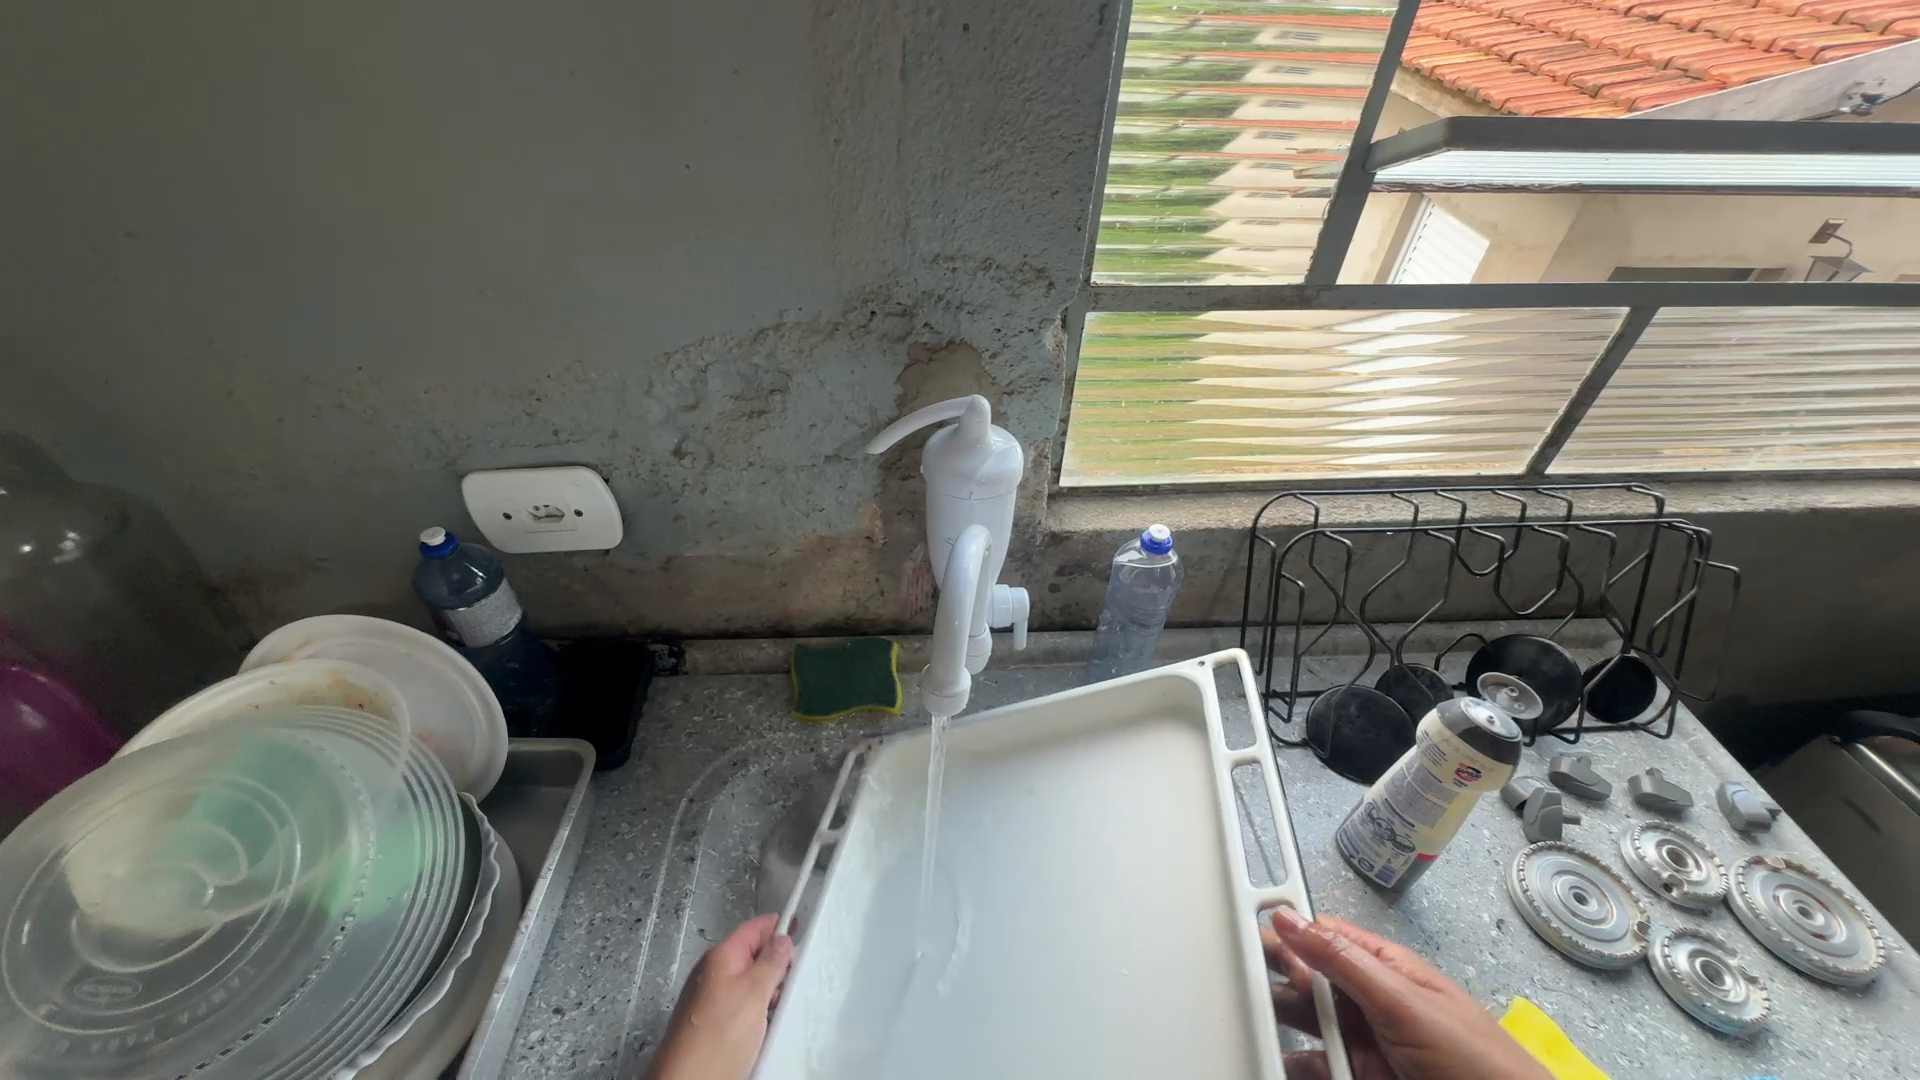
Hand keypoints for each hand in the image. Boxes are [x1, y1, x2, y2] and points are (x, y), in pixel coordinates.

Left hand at [644, 914, 794, 1079]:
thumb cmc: (713, 1041)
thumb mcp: (755, 993)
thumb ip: (772, 962)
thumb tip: (781, 941)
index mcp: (720, 957)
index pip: (755, 928)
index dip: (778, 925)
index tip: (797, 927)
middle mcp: (712, 974)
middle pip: (752, 956)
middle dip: (775, 964)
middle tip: (790, 976)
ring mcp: (710, 1000)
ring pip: (749, 984)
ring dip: (767, 991)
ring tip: (776, 1007)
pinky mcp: (712, 1023)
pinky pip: (742, 1006)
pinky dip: (756, 1012)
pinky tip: (763, 1027)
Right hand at [1264, 908, 1550, 1079]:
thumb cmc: (1479, 1064)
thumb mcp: (1404, 1003)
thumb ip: (1342, 959)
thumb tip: (1288, 914)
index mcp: (1382, 968)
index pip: (1319, 937)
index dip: (1284, 932)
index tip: (1244, 930)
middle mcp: (1368, 1002)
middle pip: (1305, 982)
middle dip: (1276, 980)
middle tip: (1241, 979)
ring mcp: (1364, 1045)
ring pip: (1305, 1027)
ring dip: (1281, 1026)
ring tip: (1254, 1022)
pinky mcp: (1360, 1079)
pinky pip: (1315, 1068)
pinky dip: (1294, 1065)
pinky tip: (1278, 1063)